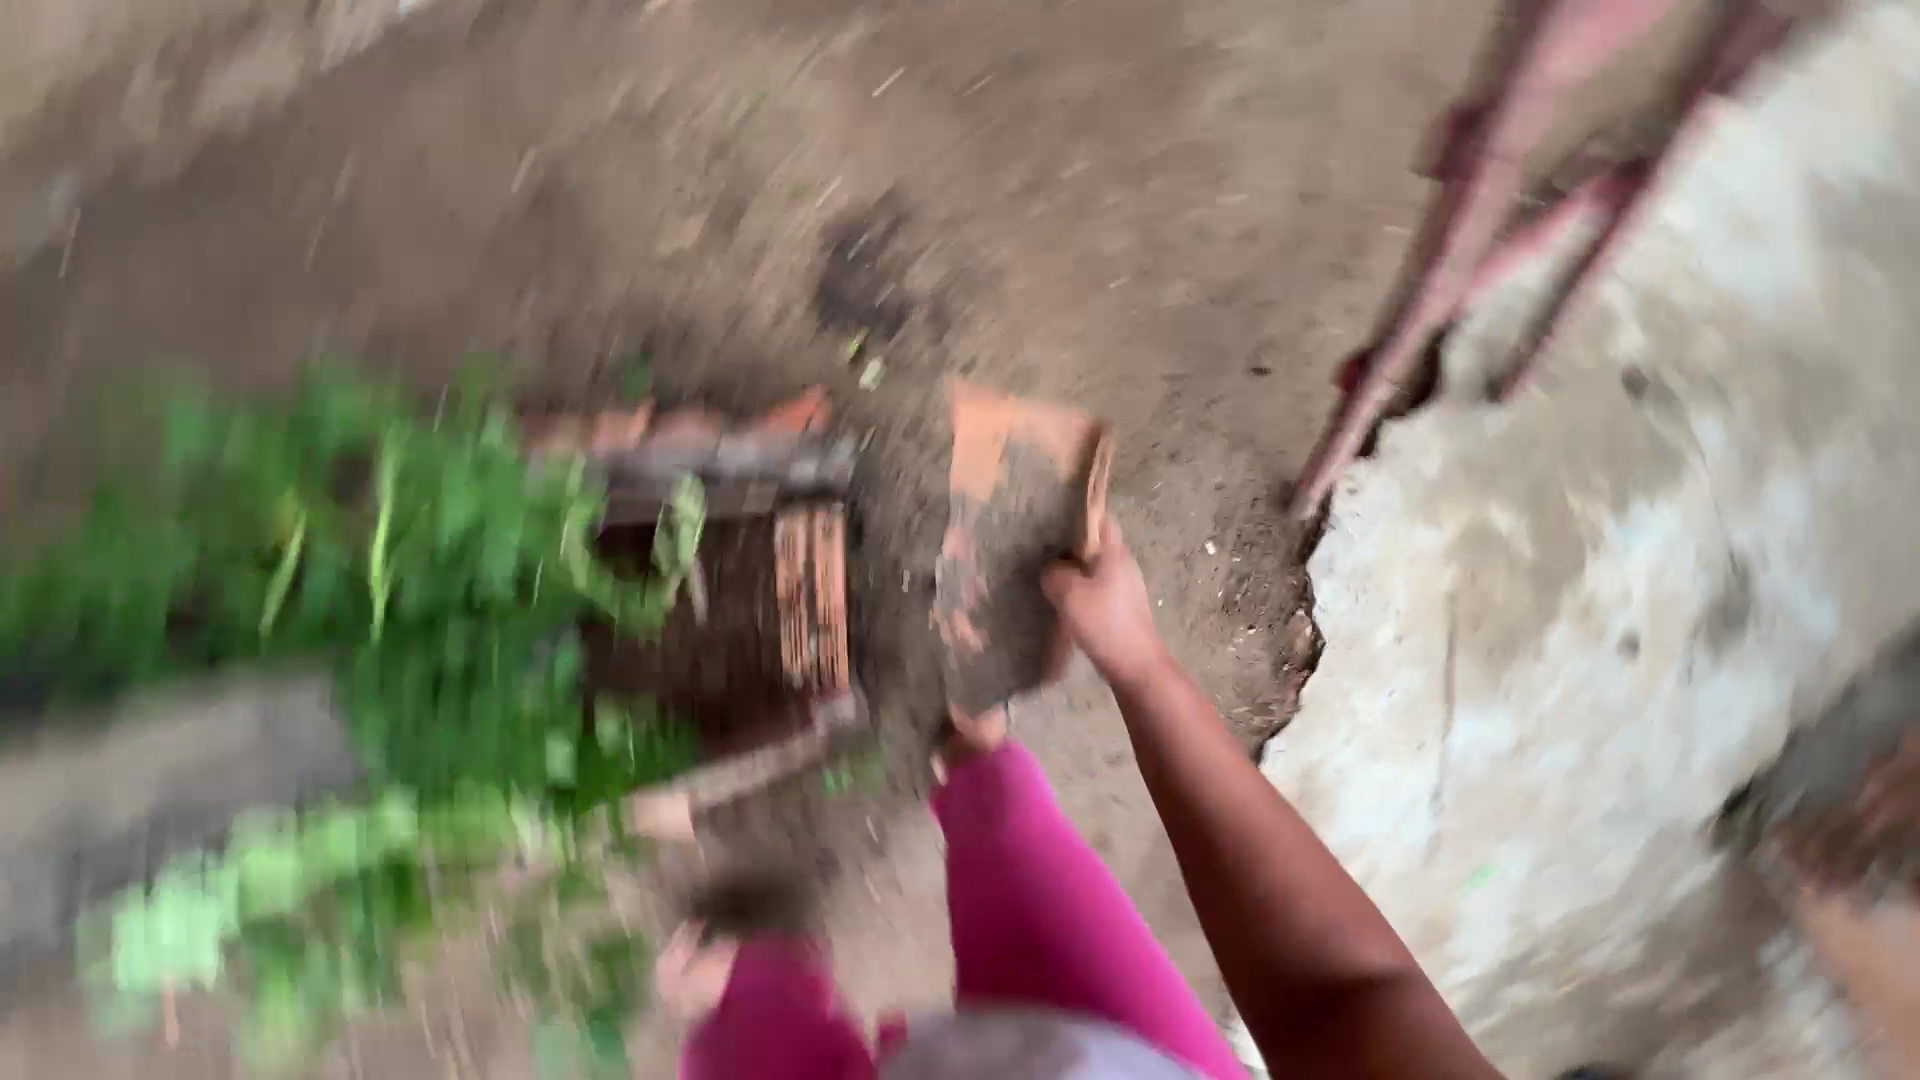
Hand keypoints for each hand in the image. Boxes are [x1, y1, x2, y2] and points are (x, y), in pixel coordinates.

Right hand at [1041, 517, 1169, 685]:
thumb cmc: (1104, 623)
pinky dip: (1081, 590)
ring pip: (1095, 568)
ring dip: (1074, 571)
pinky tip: (1063, 601)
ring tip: (1048, 575)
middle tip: (1042, 549)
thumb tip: (1052, 569)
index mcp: (1115, 553)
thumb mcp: (1069, 594)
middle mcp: (1124, 564)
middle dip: (1071, 545)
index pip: (1102, 519)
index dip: (1081, 514)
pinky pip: (1097, 589)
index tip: (1054, 518)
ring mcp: (1125, 587)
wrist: (1135, 665)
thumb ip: (1055, 573)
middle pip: (1096, 544)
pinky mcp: (1121, 607)